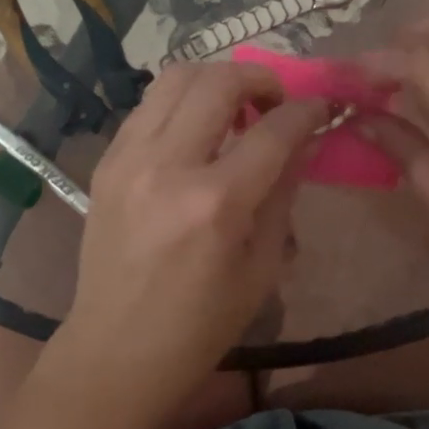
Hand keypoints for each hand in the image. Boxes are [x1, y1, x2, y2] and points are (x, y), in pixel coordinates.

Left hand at [54, 63, 329, 428]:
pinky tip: (196, 128)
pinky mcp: (106, 161)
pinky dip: (180, 101)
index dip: (307, 109)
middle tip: (275, 101)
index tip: (322, 105)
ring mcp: (128, 158)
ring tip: (235, 107)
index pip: (273, 130)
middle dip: (259, 78)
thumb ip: (284, 193)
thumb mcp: (262, 268)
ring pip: (175, 77)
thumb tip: (306, 139)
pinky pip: (148, 105)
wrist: (115, 351)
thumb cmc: (200, 326)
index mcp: (215, 204)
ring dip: (215, 79)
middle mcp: (167, 166)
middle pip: (218, 81)